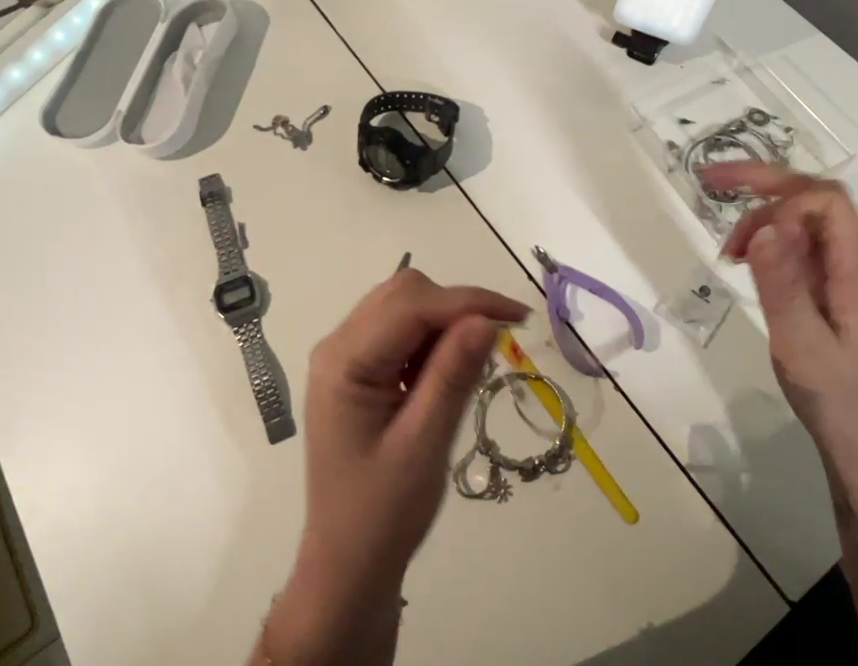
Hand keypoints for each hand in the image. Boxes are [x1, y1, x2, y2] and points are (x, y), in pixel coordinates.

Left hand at [261, 268, 528, 663]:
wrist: (348, 563)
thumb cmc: (384, 512)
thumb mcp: (425, 443)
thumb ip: (452, 375)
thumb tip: (486, 319)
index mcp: (344, 362)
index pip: (412, 304)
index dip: (469, 302)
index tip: (520, 318)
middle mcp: (337, 347)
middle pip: (404, 294)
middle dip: (456, 308)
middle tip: (497, 346)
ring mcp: (344, 358)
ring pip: (403, 307)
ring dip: (444, 323)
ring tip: (471, 368)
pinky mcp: (356, 372)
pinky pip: (398, 332)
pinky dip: (430, 340)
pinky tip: (446, 375)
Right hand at [702, 163, 857, 459]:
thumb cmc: (836, 395)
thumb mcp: (802, 344)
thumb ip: (784, 286)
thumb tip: (765, 229)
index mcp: (855, 268)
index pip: (827, 200)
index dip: (782, 199)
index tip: (743, 236)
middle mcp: (850, 260)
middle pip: (811, 197)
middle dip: (761, 184)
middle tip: (707, 181)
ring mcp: (838, 272)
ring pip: (799, 218)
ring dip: (758, 218)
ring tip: (727, 254)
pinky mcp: (823, 287)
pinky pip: (795, 244)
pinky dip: (764, 240)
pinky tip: (741, 262)